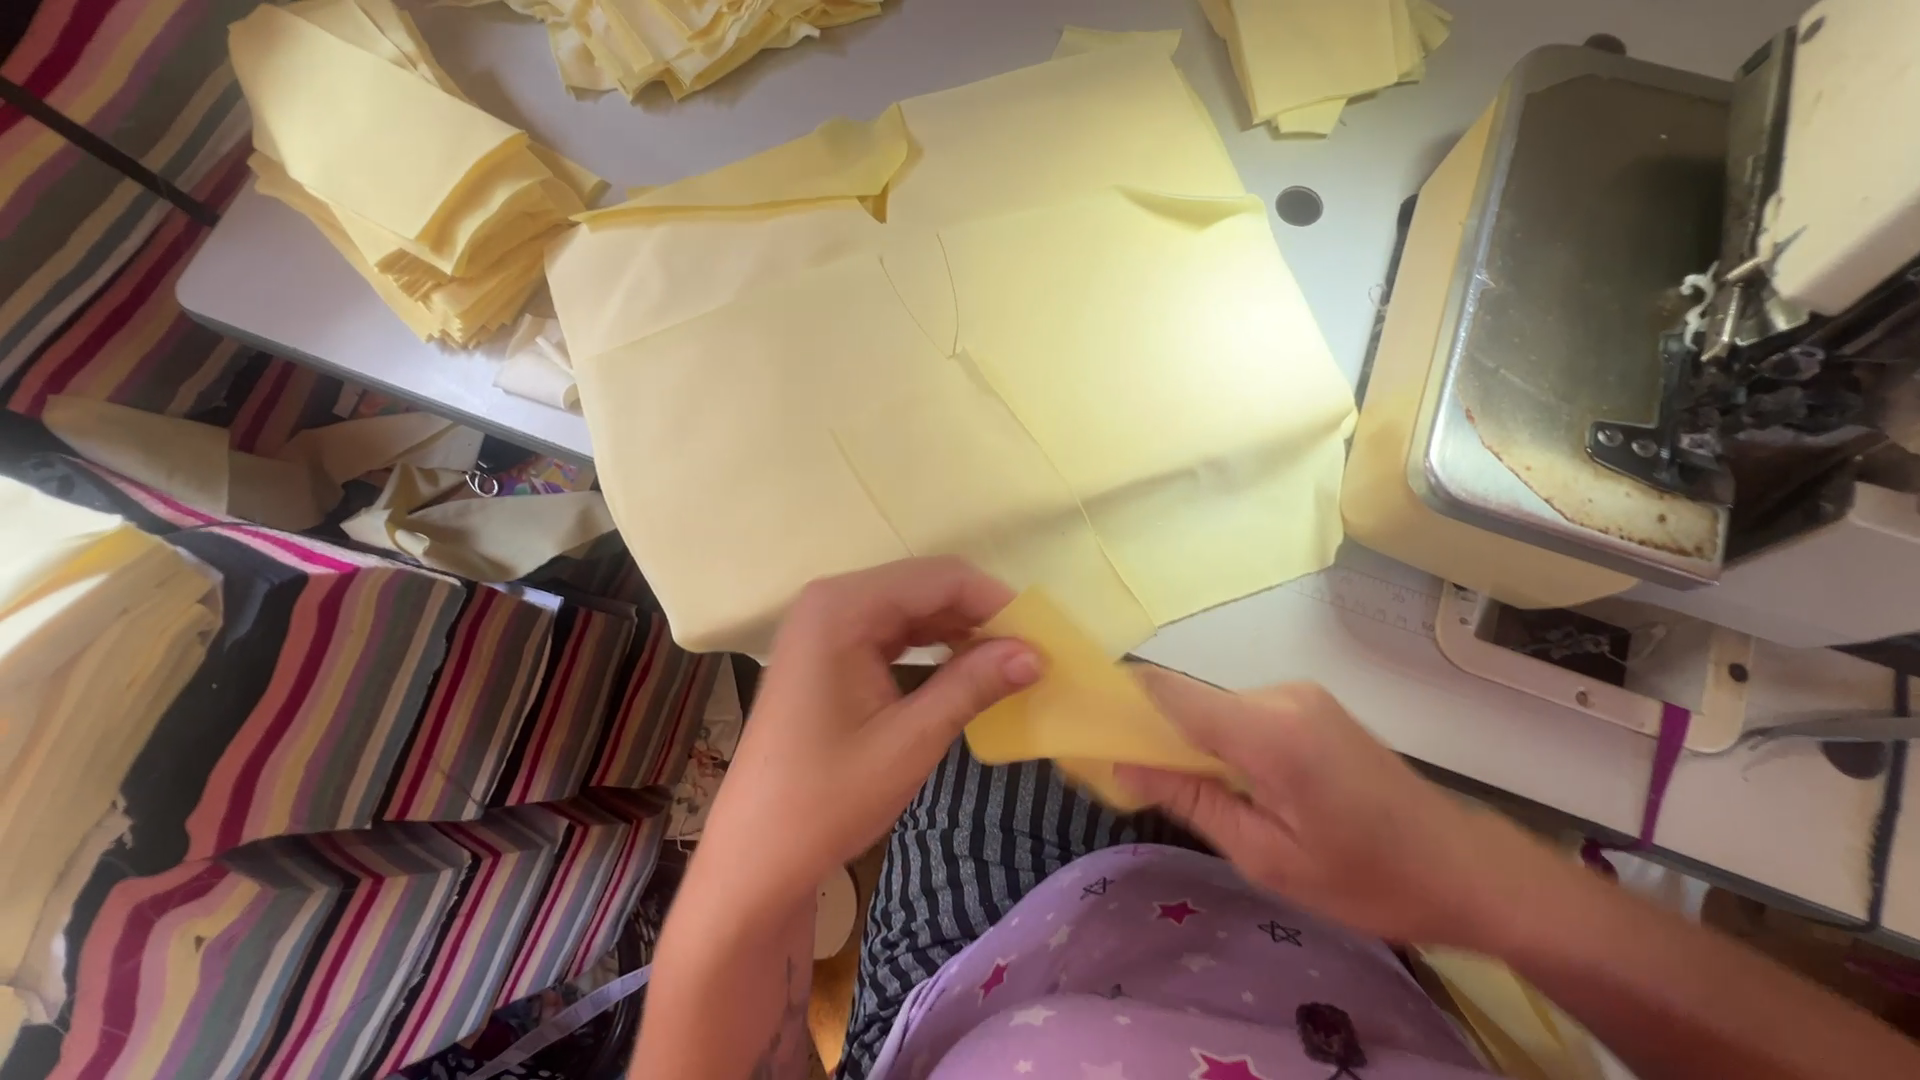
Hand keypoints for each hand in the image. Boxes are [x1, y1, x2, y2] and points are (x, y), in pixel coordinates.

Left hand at [693, 558, 1041, 907]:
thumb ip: (972, 685)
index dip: (997, 602)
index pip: (940, 578)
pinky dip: (931, 648)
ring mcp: (824, 627)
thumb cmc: (827, 799)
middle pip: (925, 587)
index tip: (1043, 639)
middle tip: (1031, 656)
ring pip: (911, 609)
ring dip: (960, 632)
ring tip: (1007, 666)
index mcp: (842, 608)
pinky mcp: (826, 654)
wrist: (755, 857)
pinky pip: (891, 633)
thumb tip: (1036, 653)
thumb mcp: (910, 741)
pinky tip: (963, 672)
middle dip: (981, 616)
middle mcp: (830, 601)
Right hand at [1117, 669, 1556, 947]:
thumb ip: (1190, 800)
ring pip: (1216, 709)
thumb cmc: (1365, 878)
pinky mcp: (1312, 706)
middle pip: (1189, 701)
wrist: (1466, 870)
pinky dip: (1223, 742)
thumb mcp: (1265, 857)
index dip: (1119, 700)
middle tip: (1132, 783)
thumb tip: (1121, 765)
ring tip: (1189, 794)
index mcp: (1268, 731)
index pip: (1168, 692)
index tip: (1085, 726)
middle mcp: (1281, 695)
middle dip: (1153, 734)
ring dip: (1192, 743)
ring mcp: (1301, 696)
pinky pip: (1245, 714)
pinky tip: (1235, 784)